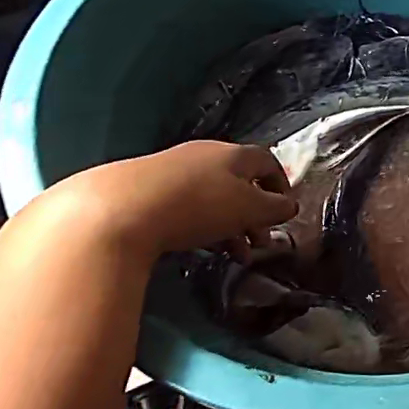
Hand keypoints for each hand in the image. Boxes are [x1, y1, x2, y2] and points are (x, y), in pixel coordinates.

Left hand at [28, 141, 296, 259]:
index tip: (284, 212)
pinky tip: (199, 246)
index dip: (280, 186)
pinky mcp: (147, 188)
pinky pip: (187, 204)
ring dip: (230, 224)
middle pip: (239, 181)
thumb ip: (274, 208)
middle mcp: (204, 154)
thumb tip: (289, 206)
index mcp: (233, 153)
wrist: (119, 209)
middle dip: (254, 213)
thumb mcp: (248, 209)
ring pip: (214, 195)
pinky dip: (202, 224)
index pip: (267, 162)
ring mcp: (173, 169)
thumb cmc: (198, 205)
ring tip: (233, 255)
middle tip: (259, 243)